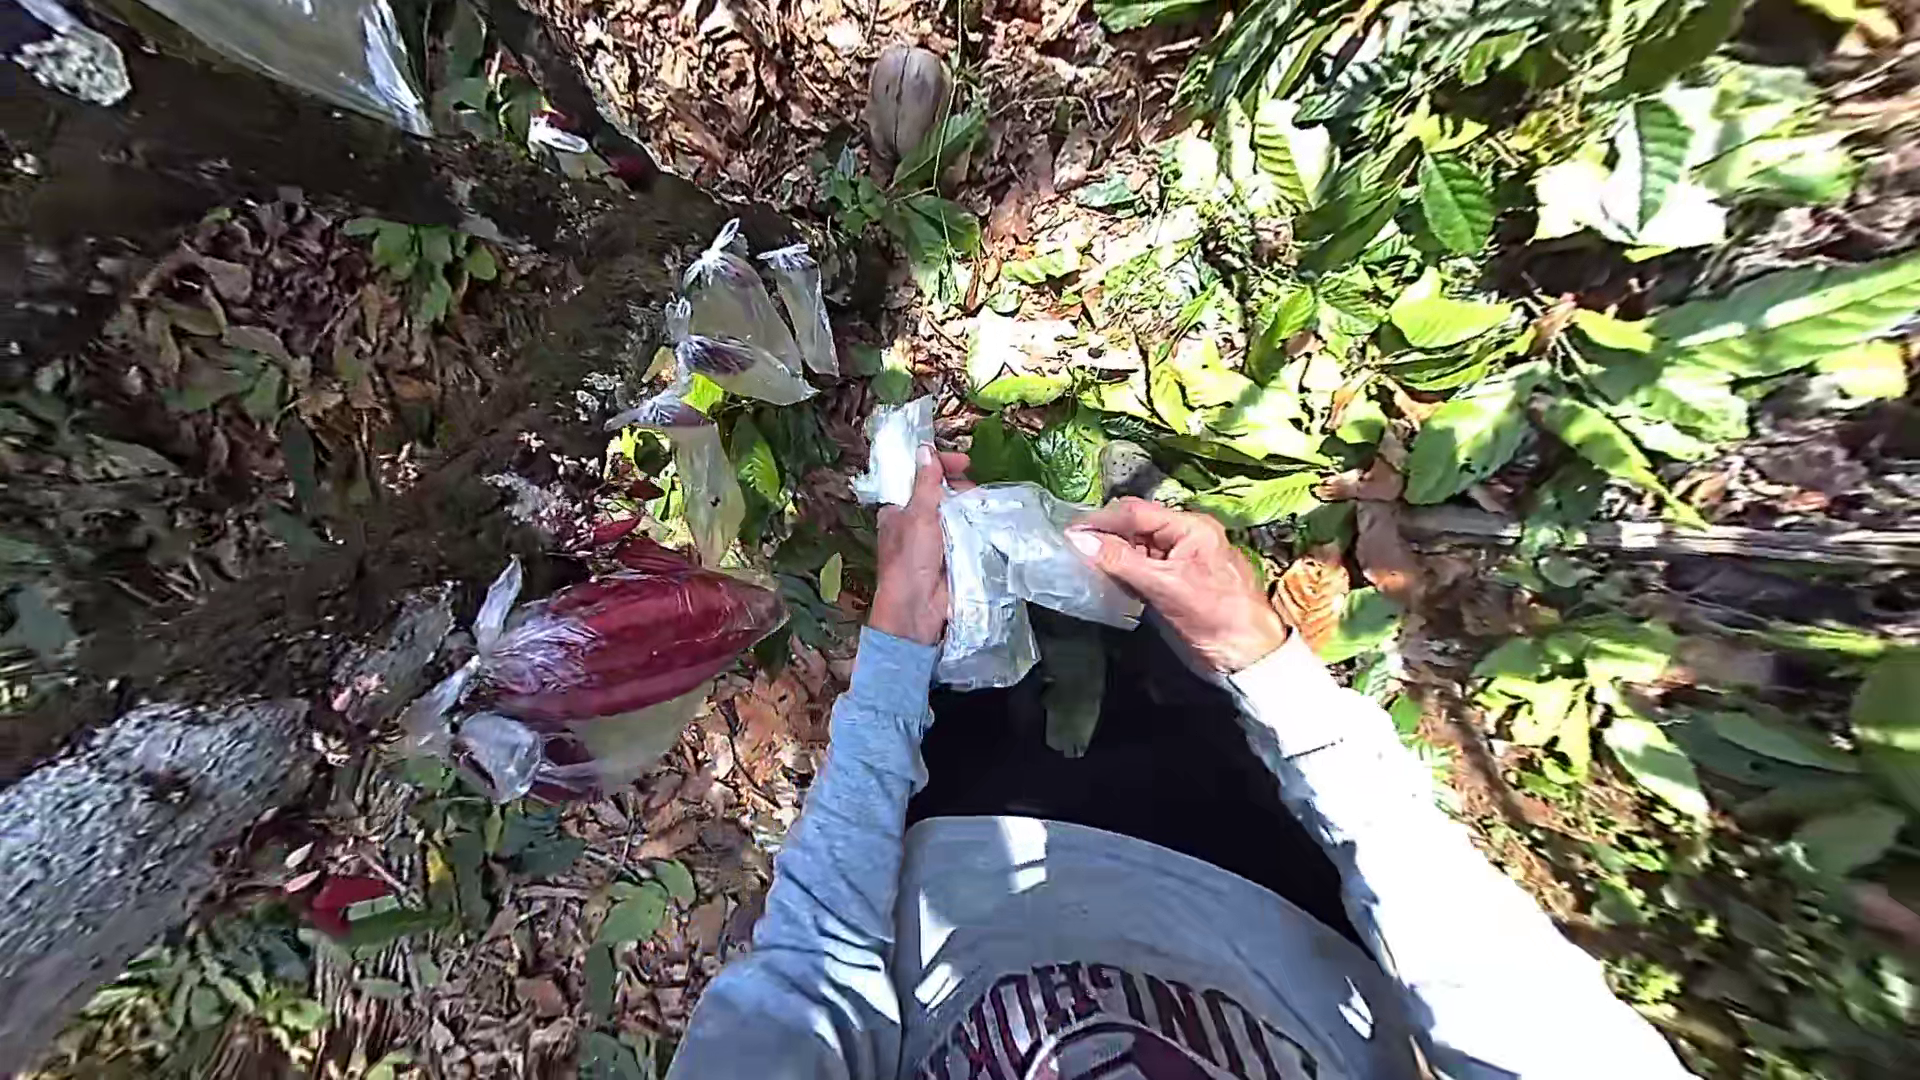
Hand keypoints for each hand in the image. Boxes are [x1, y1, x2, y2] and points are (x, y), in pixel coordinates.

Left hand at [870, 445, 972, 645]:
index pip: (920, 478)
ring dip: (971, 507)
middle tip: (974, 491)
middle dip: (959, 487)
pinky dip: (978, 525)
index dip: (940, 466)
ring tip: (984, 506)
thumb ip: (925, 482)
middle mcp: (916, 523)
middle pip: (942, 494)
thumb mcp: (918, 515)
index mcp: (899, 510)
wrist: (918, 608)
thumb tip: (925, 449)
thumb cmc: (909, 560)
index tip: (963, 462)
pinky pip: (968, 532)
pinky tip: (989, 521)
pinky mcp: (953, 555)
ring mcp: (936, 540)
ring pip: (957, 512)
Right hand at [1067, 497, 1287, 672]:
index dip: (1101, 520)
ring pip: (1136, 545)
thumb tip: (1080, 540)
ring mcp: (1179, 557)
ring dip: (1111, 552)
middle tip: (1072, 545)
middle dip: (1104, 533)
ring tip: (1081, 559)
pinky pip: (1141, 565)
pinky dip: (1121, 568)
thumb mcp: (1164, 585)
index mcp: (1191, 526)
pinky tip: (1103, 575)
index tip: (1071, 530)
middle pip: (1135, 525)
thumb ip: (1121, 560)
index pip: (1136, 512)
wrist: (1247, 654)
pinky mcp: (1174, 579)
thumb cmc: (1215, 615)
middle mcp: (1184, 535)